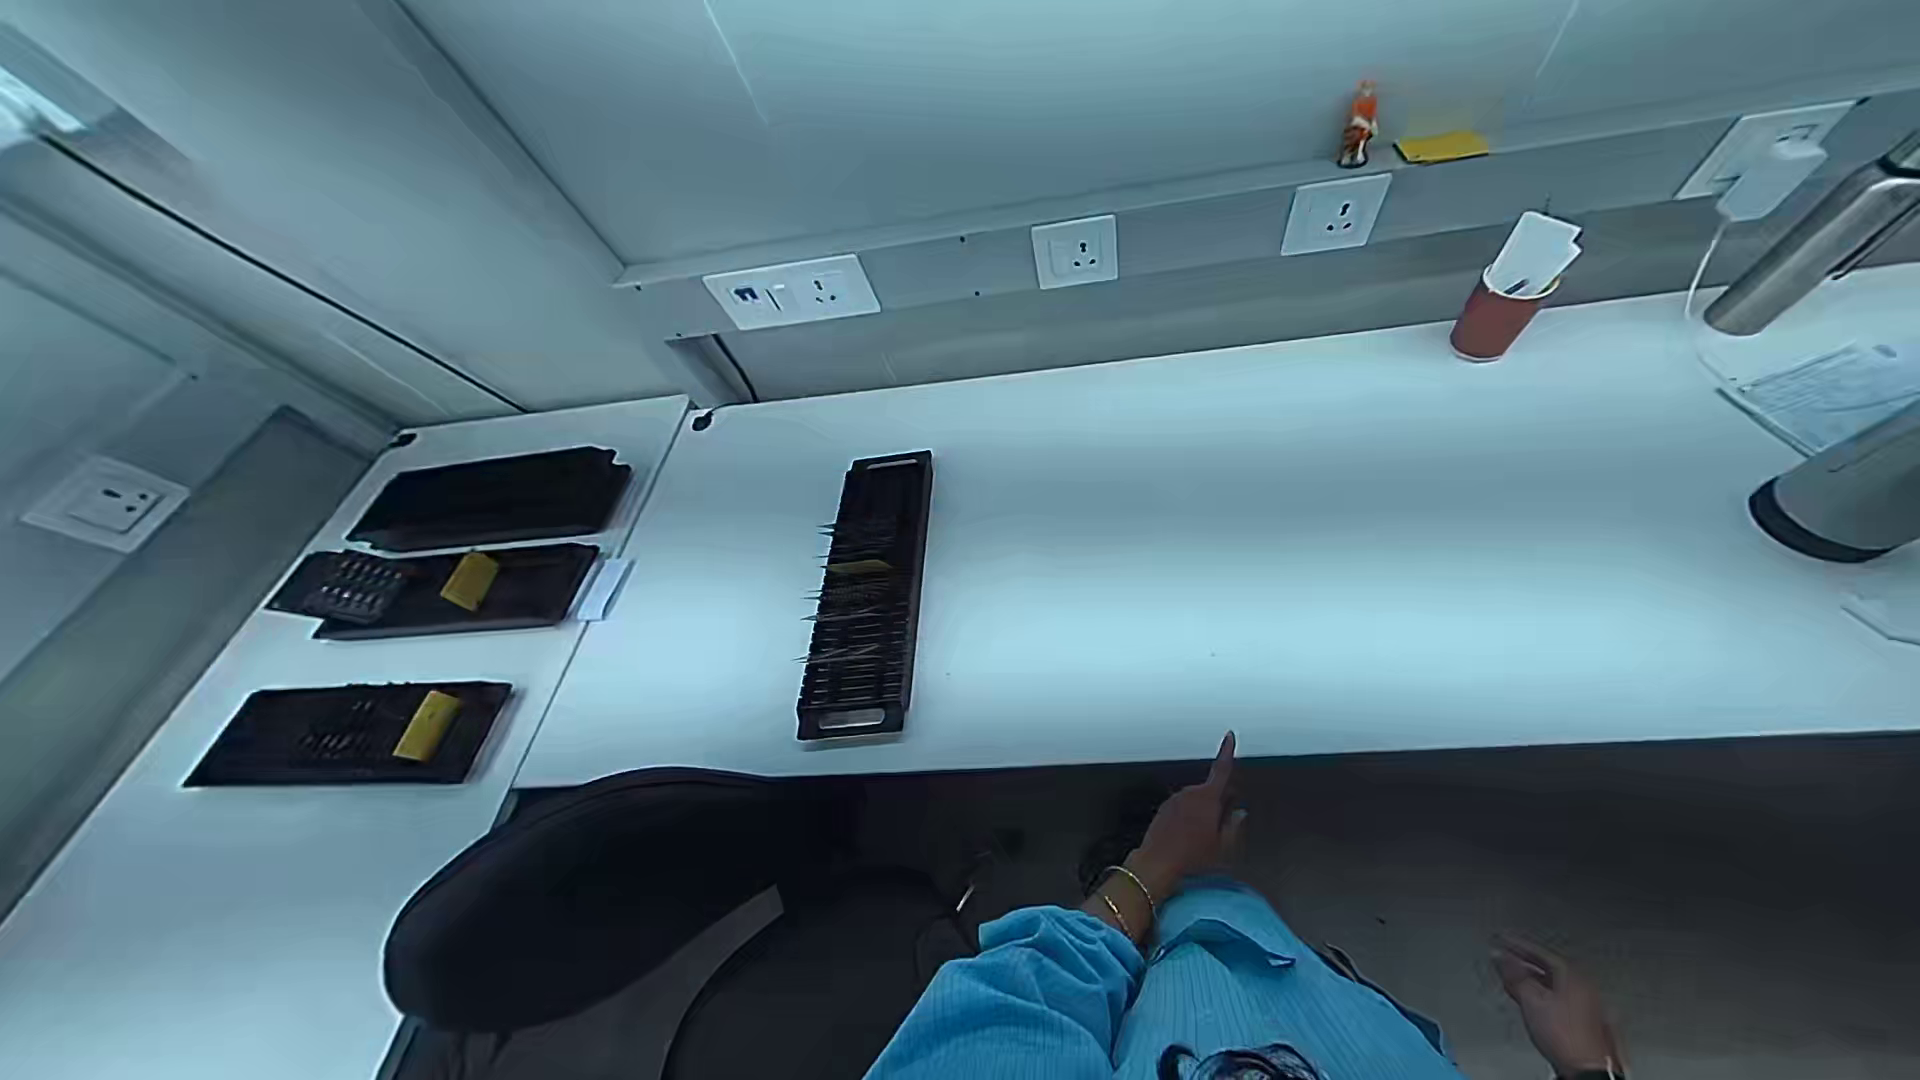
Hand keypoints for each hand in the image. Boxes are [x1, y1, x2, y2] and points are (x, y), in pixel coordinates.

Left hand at [1124, 732, 1245, 899]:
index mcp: (1207, 798)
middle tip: (1222, 828)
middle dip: (1219, 802)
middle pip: (1210, 790)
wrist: (1158, 862)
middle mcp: (1189, 793)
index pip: (1221, 769)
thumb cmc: (1193, 856)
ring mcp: (1175, 799)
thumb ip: (1234, 824)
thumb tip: (1239, 811)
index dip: (1227, 751)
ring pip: (1197, 800)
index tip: (1229, 735)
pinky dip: (1190, 816)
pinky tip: (1188, 837)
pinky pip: (1183, 807)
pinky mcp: (1165, 807)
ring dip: (1203, 812)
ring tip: (1201, 839)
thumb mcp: (1223, 845)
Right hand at [1492, 933, 1620, 1077]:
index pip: (1541, 952)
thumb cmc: (1565, 1034)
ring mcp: (1587, 1008)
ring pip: (1553, 984)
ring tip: (1511, 978)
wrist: (1587, 1071)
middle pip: (1549, 968)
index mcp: (1575, 977)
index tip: (1500, 939)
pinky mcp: (1585, 1024)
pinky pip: (1558, 998)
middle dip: (1523, 962)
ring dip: (1530, 979)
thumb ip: (1513, 972)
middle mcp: (1585, 989)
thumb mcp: (1529, 997)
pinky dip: (1540, 993)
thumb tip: (1500, 955)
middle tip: (1504, 956)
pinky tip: (1529, 999)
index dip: (1517, 944)